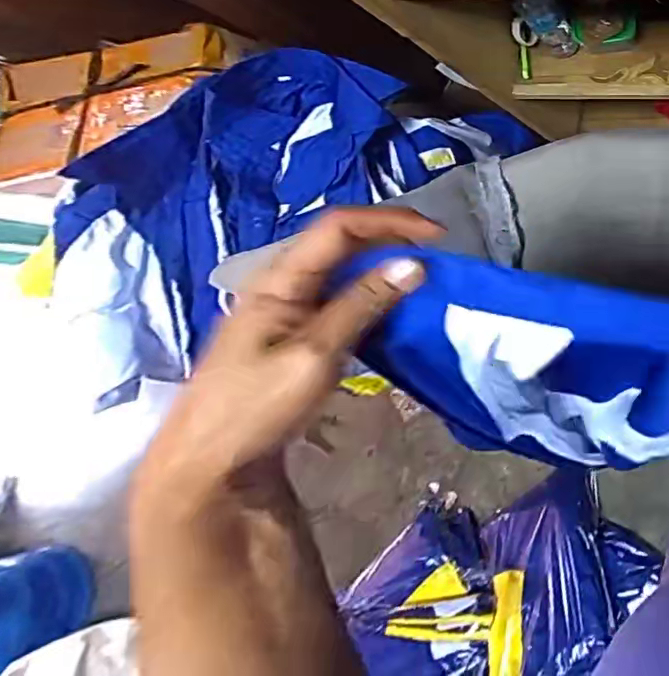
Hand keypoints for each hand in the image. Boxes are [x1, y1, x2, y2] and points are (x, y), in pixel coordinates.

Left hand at [133, 208, 442, 507]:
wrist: (205, 471)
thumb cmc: (252, 411)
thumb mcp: (313, 355)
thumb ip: (362, 305)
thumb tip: (415, 263)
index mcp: (277, 284)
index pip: (338, 227)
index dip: (391, 221)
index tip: (438, 236)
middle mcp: (283, 287)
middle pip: (345, 241)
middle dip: (396, 239)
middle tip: (439, 258)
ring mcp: (291, 309)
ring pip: (349, 267)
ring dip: (391, 266)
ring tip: (428, 281)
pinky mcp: (303, 331)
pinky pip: (348, 294)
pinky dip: (381, 291)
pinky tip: (401, 307)